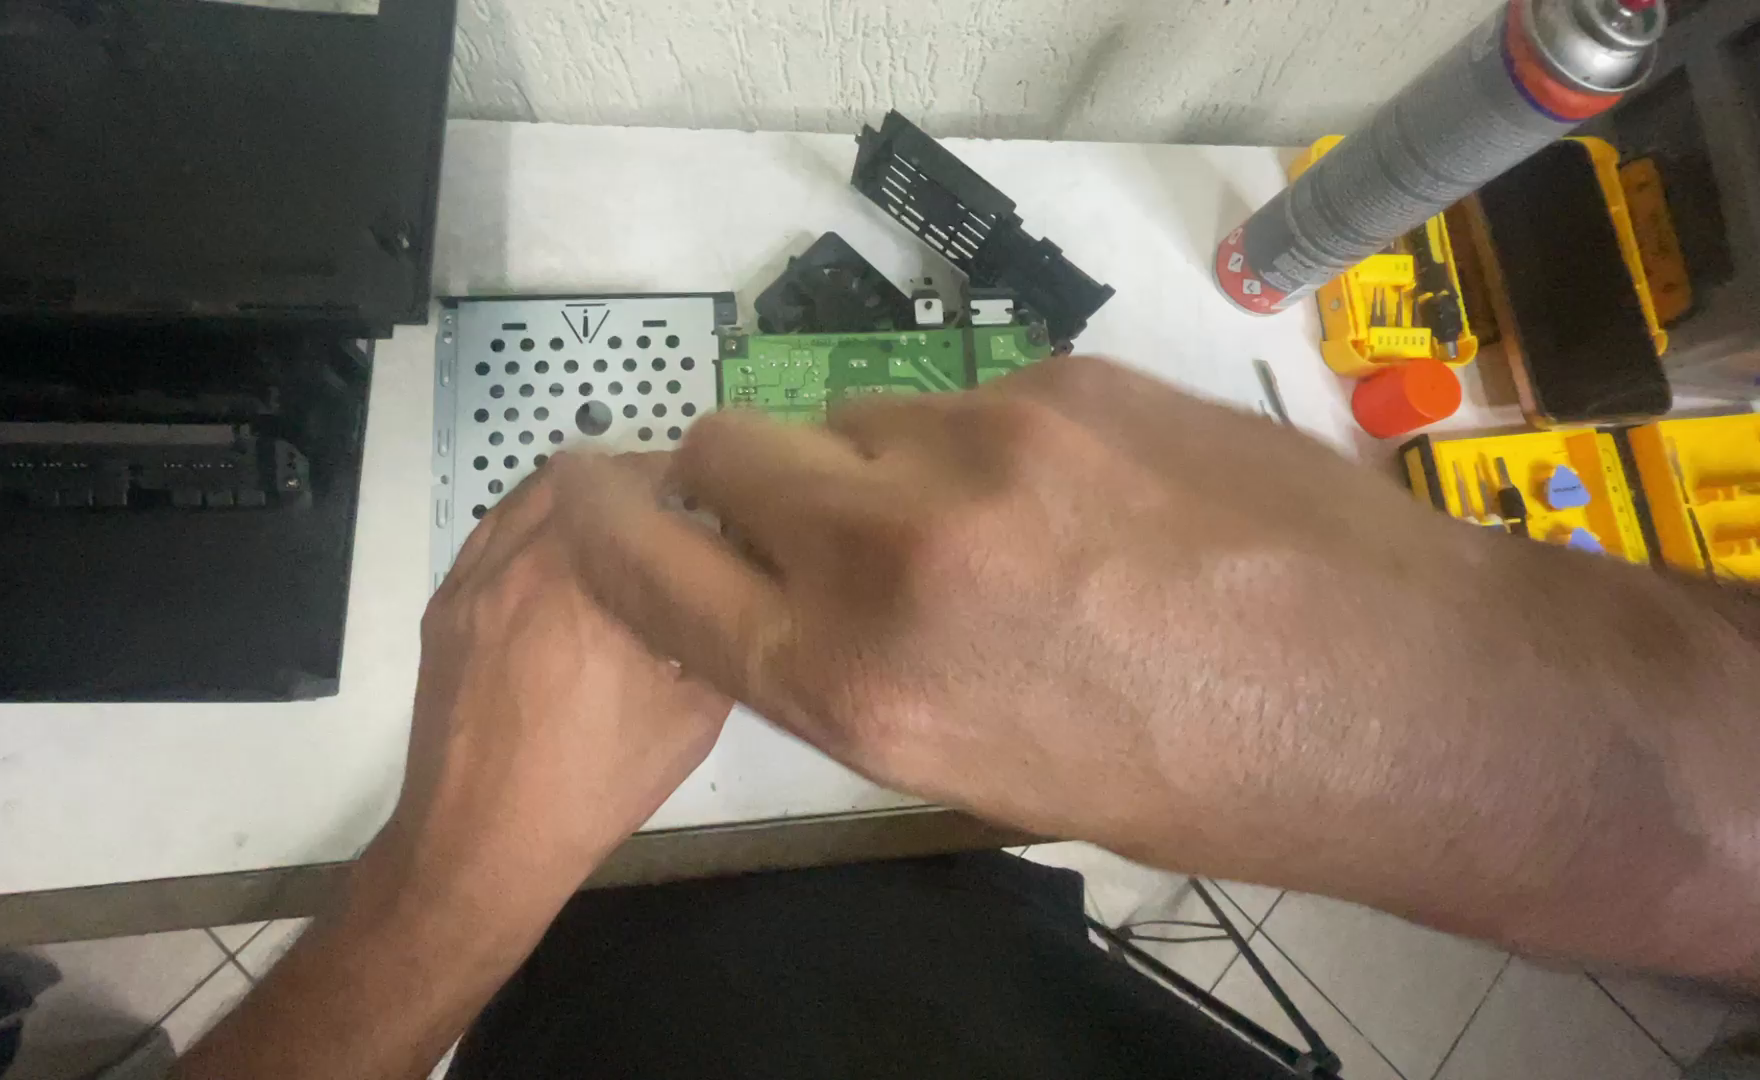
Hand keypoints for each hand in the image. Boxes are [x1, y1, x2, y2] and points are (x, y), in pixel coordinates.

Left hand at [365, 459, 730, 913]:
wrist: (481, 843)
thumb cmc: (595, 784)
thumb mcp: (694, 718)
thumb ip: (717, 636)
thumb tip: (727, 590)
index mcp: (587, 585)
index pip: (642, 493)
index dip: (683, 484)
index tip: (709, 502)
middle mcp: (523, 562)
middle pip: (583, 474)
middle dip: (635, 477)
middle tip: (671, 505)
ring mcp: (474, 578)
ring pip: (531, 492)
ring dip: (583, 490)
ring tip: (621, 522)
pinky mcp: (447, 601)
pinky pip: (495, 527)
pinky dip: (537, 518)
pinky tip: (564, 553)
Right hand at [547, 356, 1759, 979]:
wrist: (1396, 695)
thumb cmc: (1168, 771)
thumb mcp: (966, 766)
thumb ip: (846, 666)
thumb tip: (780, 585)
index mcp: (862, 684)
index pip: (662, 574)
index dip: (613, 531)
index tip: (596, 502)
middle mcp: (894, 551)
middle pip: (729, 448)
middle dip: (738, 475)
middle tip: (803, 510)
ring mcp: (982, 444)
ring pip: (849, 417)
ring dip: (870, 464)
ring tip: (975, 523)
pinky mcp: (1064, 379)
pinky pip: (960, 398)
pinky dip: (972, 444)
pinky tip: (1062, 495)